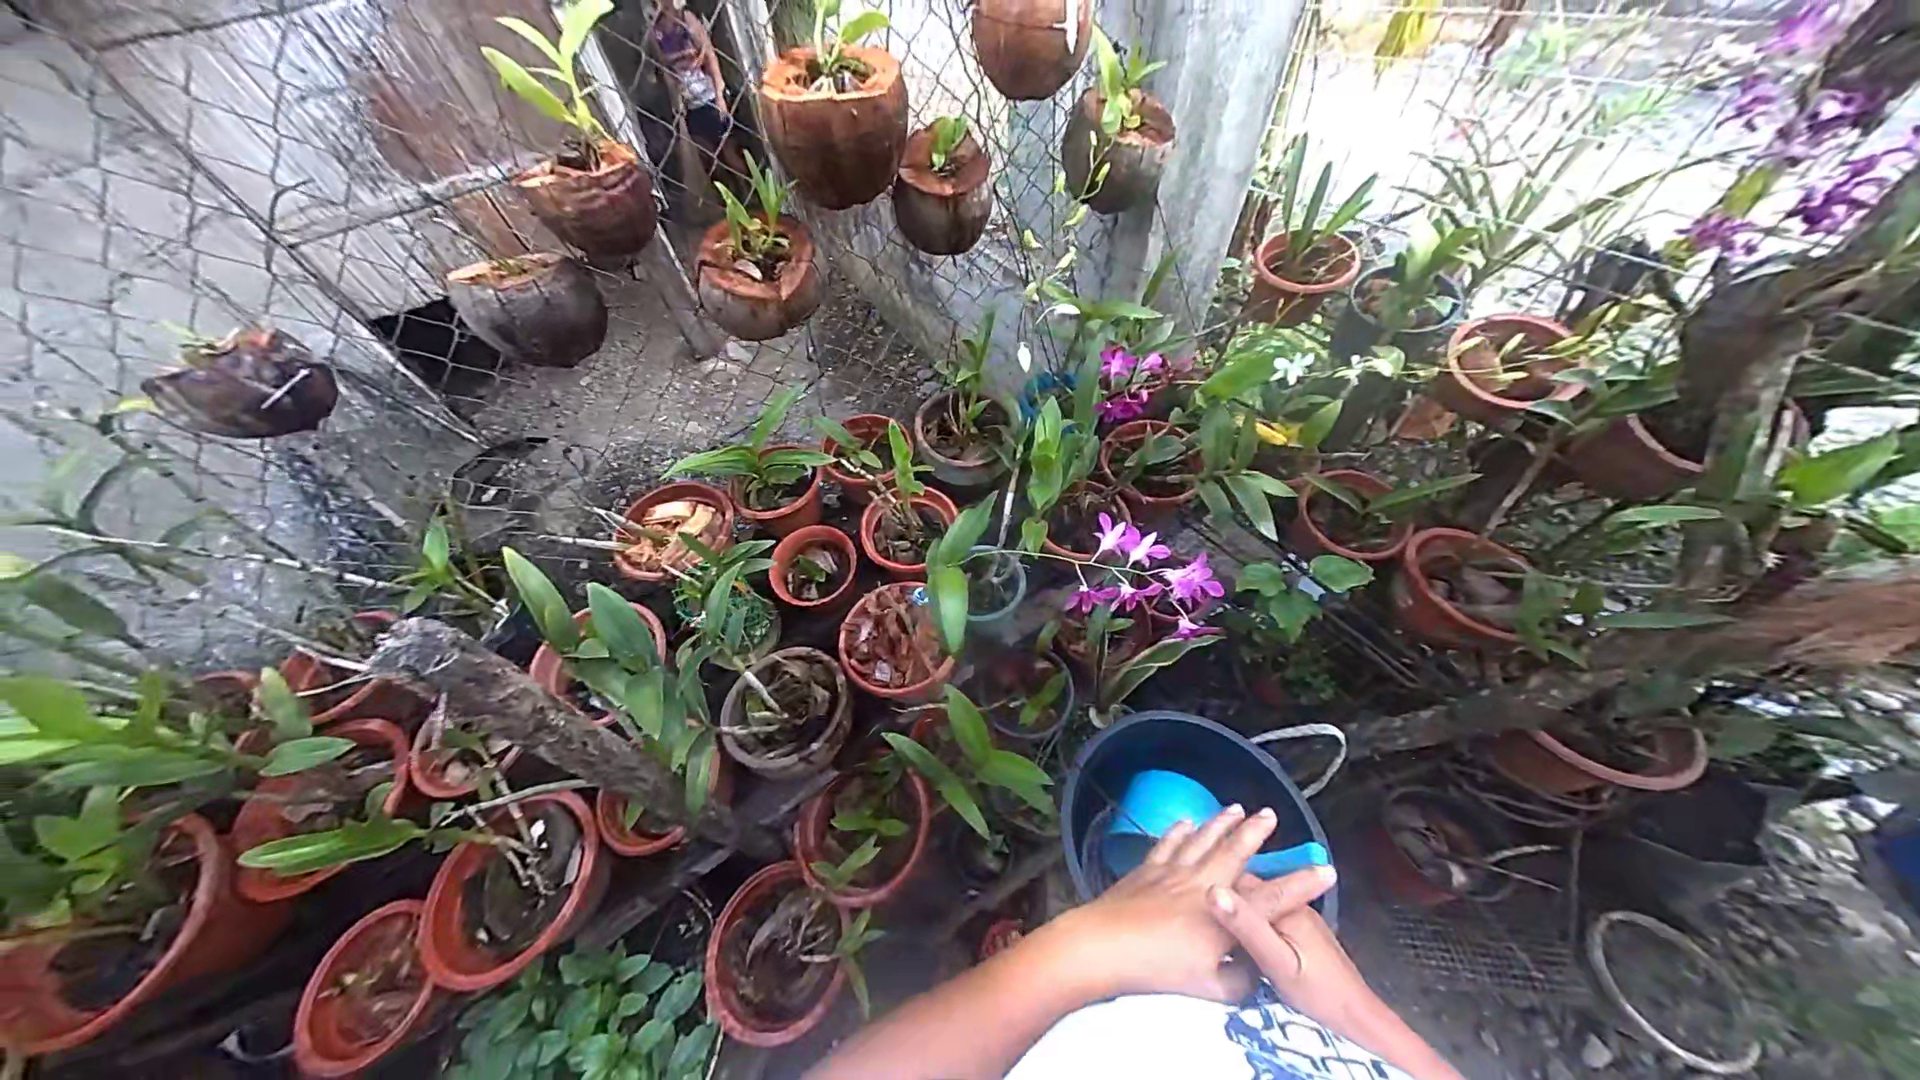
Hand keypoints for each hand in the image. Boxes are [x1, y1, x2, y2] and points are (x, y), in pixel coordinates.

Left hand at [1046, 805, 1298, 1003]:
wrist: (1107, 943)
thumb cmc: (1161, 969)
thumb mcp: (1213, 988)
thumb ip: (1241, 977)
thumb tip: (1253, 966)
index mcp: (1224, 915)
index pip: (1273, 901)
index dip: (1301, 886)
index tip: (1326, 870)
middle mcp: (1202, 884)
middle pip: (1234, 852)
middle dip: (1255, 832)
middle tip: (1270, 813)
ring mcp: (1172, 871)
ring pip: (1202, 839)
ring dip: (1219, 823)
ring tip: (1234, 808)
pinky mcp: (1148, 868)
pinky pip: (1168, 843)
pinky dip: (1179, 830)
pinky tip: (1185, 821)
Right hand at [1207, 871, 1369, 1029]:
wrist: (1359, 1020)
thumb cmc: (1318, 992)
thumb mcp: (1277, 963)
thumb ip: (1247, 926)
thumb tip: (1213, 890)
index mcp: (1282, 903)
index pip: (1236, 882)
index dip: (1213, 890)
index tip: (1190, 903)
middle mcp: (1291, 901)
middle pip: (1247, 891)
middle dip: (1225, 901)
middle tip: (1200, 923)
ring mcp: (1298, 915)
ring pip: (1257, 904)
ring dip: (1238, 913)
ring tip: (1215, 932)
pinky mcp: (1301, 930)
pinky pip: (1267, 916)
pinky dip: (1252, 923)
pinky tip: (1241, 942)